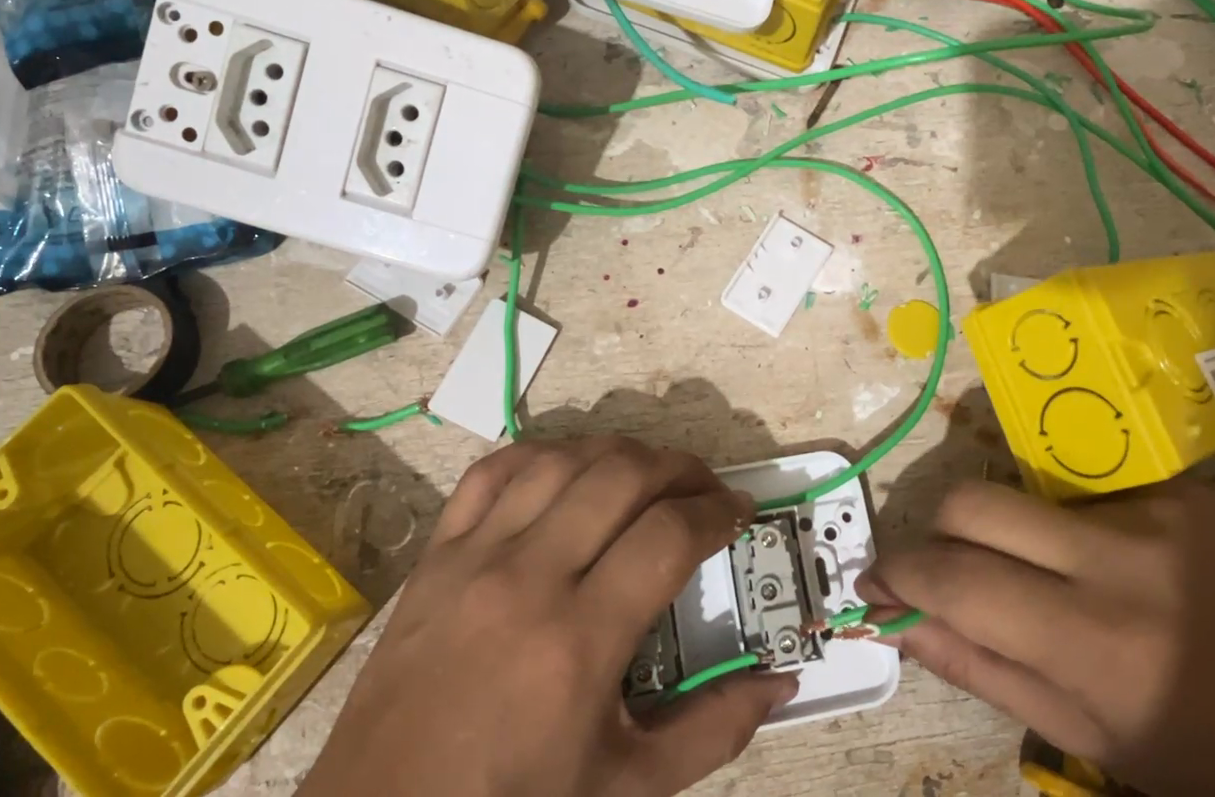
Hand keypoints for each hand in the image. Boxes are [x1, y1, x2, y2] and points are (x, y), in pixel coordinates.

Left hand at [300, 435, 796, 796]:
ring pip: (559, 460)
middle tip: (705, 486)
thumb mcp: (628, 784)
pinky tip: (568, 467)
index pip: (667, 535)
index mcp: (579, 641)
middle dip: (679, 467)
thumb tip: (781, 683)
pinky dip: (541, 454)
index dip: (716, 511)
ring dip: (617, 452)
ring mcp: (473, 557)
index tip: (739, 513)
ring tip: (648, 472)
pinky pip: (491, 472)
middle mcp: (527, 579)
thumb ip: (712, 730)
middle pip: (620, 477)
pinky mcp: (434, 553)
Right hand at [863, 480, 1214, 796]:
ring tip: (1044, 583)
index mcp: (1091, 642)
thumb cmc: (1203, 761)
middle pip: (971, 500)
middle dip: (934, 532)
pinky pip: (1079, 494)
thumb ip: (978, 670)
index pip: (955, 576)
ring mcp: (1152, 511)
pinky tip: (1108, 571)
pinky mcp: (1177, 489)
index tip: (876, 581)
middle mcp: (1117, 559)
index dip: (899, 571)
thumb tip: (898, 619)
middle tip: (944, 573)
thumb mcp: (1082, 739)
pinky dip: (1065, 530)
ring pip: (1019, 493)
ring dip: (1005, 535)